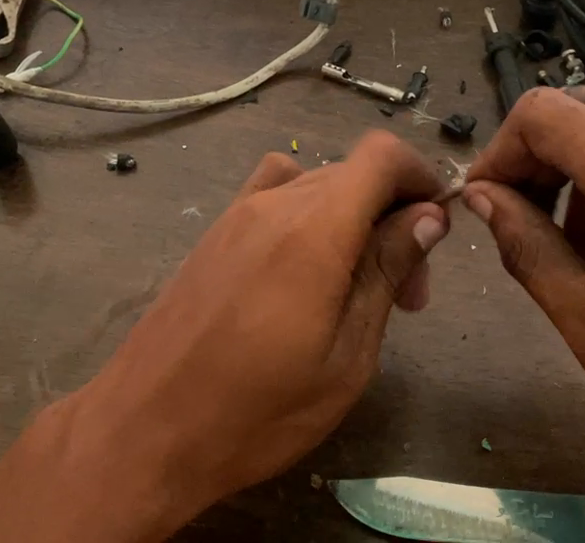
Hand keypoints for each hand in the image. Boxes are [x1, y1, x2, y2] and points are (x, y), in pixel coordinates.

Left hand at [0, 131, 450, 542]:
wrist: (146, 429)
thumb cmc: (258, 410)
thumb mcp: (346, 355)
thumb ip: (387, 272)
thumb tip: (428, 215)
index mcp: (315, 228)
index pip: (382, 155)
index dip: (421, 174)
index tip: (438, 226)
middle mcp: (277, 201)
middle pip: (355, 174)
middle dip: (395, 217)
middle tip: (406, 294)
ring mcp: (240, 211)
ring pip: (320, 184)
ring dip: (355, 219)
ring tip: (357, 286)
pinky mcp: (218, 229)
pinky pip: (277, 190)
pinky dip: (309, 209)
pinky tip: (304, 262)